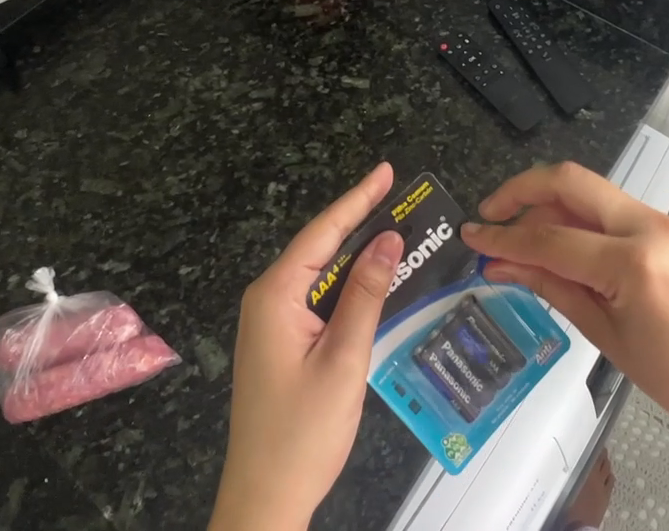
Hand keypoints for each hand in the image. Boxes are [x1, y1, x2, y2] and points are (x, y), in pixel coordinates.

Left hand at [210, 163, 402, 530]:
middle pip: (320, 246)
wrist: (266, 497)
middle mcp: (268, 299)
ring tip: (396, 226)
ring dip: (357, 252)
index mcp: (276, 295)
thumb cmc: (303, 432)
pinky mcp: (281, 340)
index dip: (358, 199)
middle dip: (360, 219)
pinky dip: (347, 283)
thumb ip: (365, 294)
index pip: (323, 231)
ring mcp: (272, 320)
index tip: (387, 171)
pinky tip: (372, 277)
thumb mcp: (343, 358)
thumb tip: (387, 238)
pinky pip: (317, 296)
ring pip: (320, 271)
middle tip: (402, 196)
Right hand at [465, 163, 668, 529]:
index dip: (504, 237)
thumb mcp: (605, 337)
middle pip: (570, 181)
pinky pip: (605, 207)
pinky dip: (572, 215)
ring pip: (586, 189)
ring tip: (513, 234)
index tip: (471, 237)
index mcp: (634, 262)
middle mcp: (648, 226)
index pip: (551, 238)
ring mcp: (659, 221)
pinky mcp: (662, 227)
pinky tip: (550, 239)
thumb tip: (501, 266)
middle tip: (488, 214)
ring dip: (545, 201)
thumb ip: (551, 288)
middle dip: (521, 190)